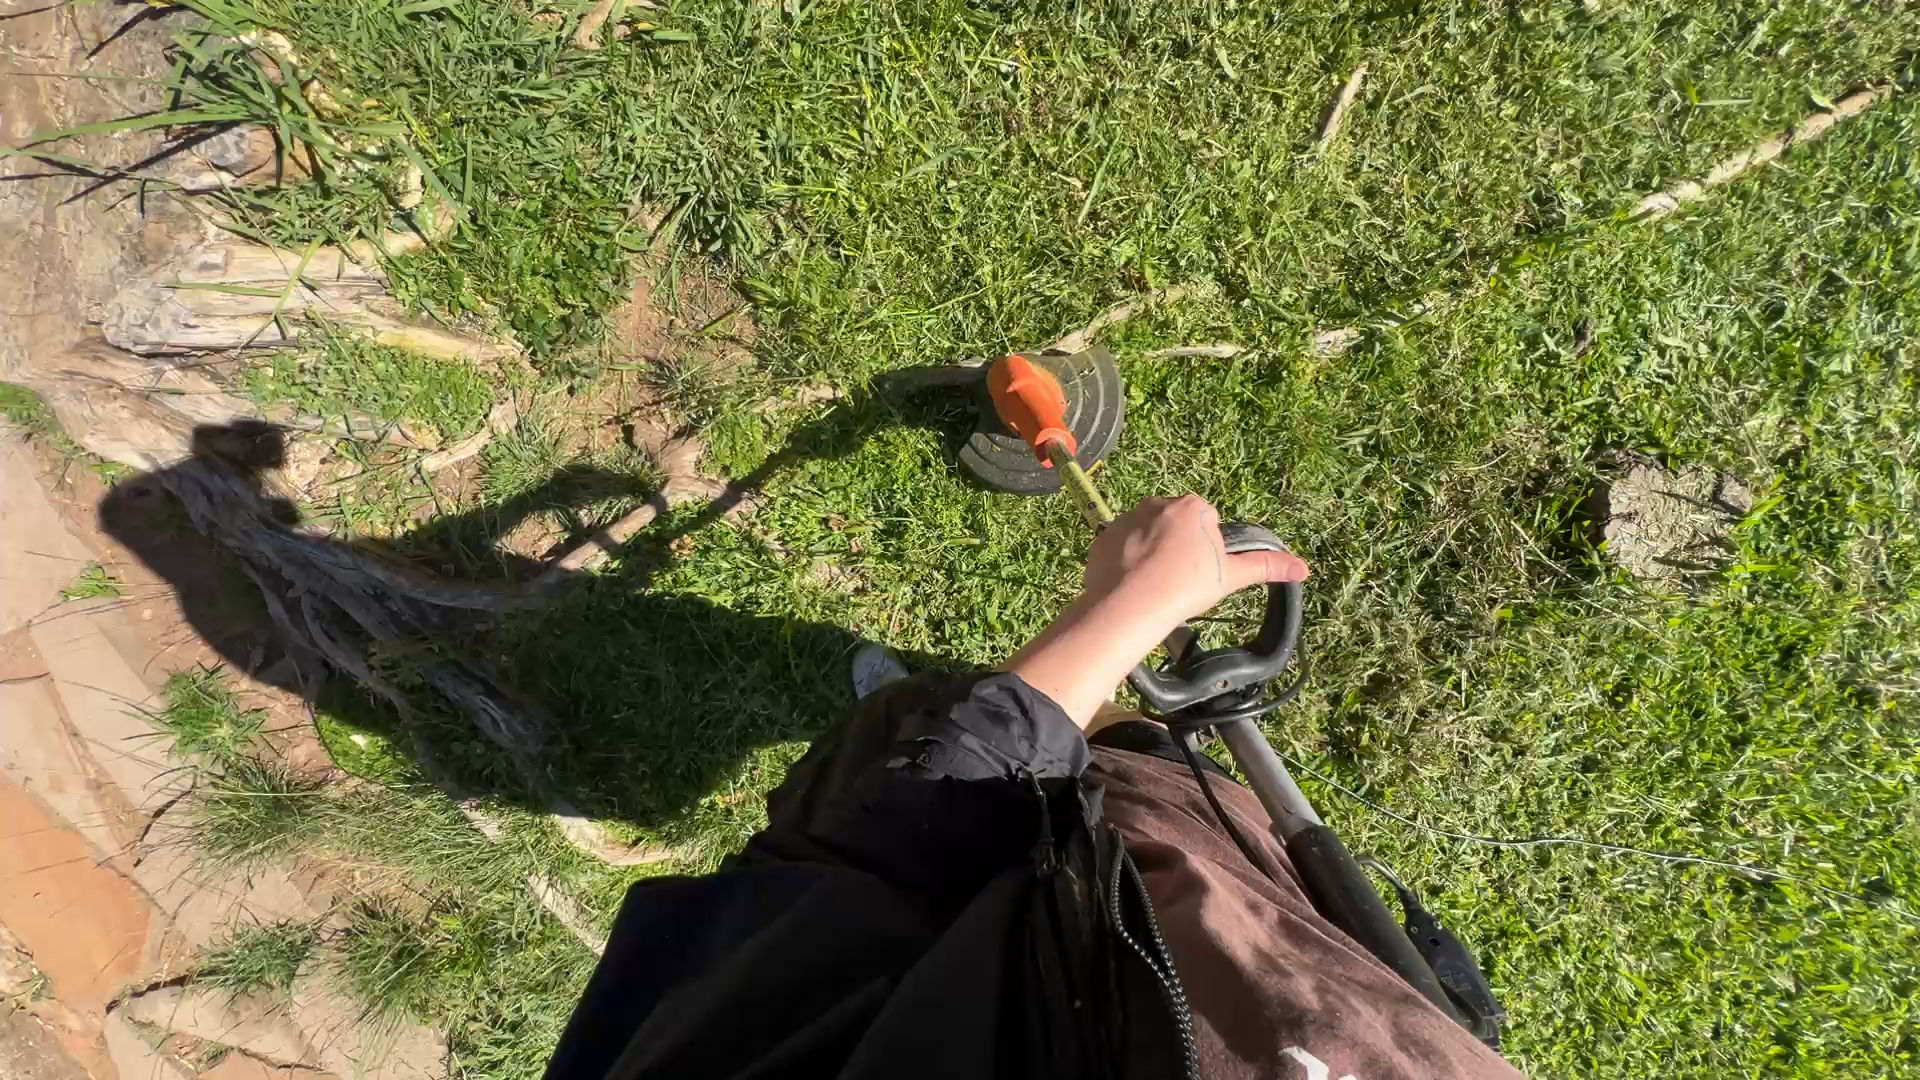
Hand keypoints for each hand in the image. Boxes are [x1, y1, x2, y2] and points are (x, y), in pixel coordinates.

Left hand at [1003, 495, 1308, 728]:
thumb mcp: (1230, 576)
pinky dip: (1124, 562)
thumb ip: (1264, 567)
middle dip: (1177, 545)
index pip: (1205, 520)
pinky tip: (1130, 583)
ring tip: (1154, 583)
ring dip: (1150, 552)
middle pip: (1174, 524)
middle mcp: (1157, 503)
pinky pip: (1119, 547)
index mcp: (1192, 506)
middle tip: (1178, 578)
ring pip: (1145, 534)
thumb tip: (1304, 568)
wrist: (1131, 603)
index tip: (1201, 569)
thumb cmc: (1186, 586)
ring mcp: (1125, 518)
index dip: (1205, 547)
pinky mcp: (1102, 537)